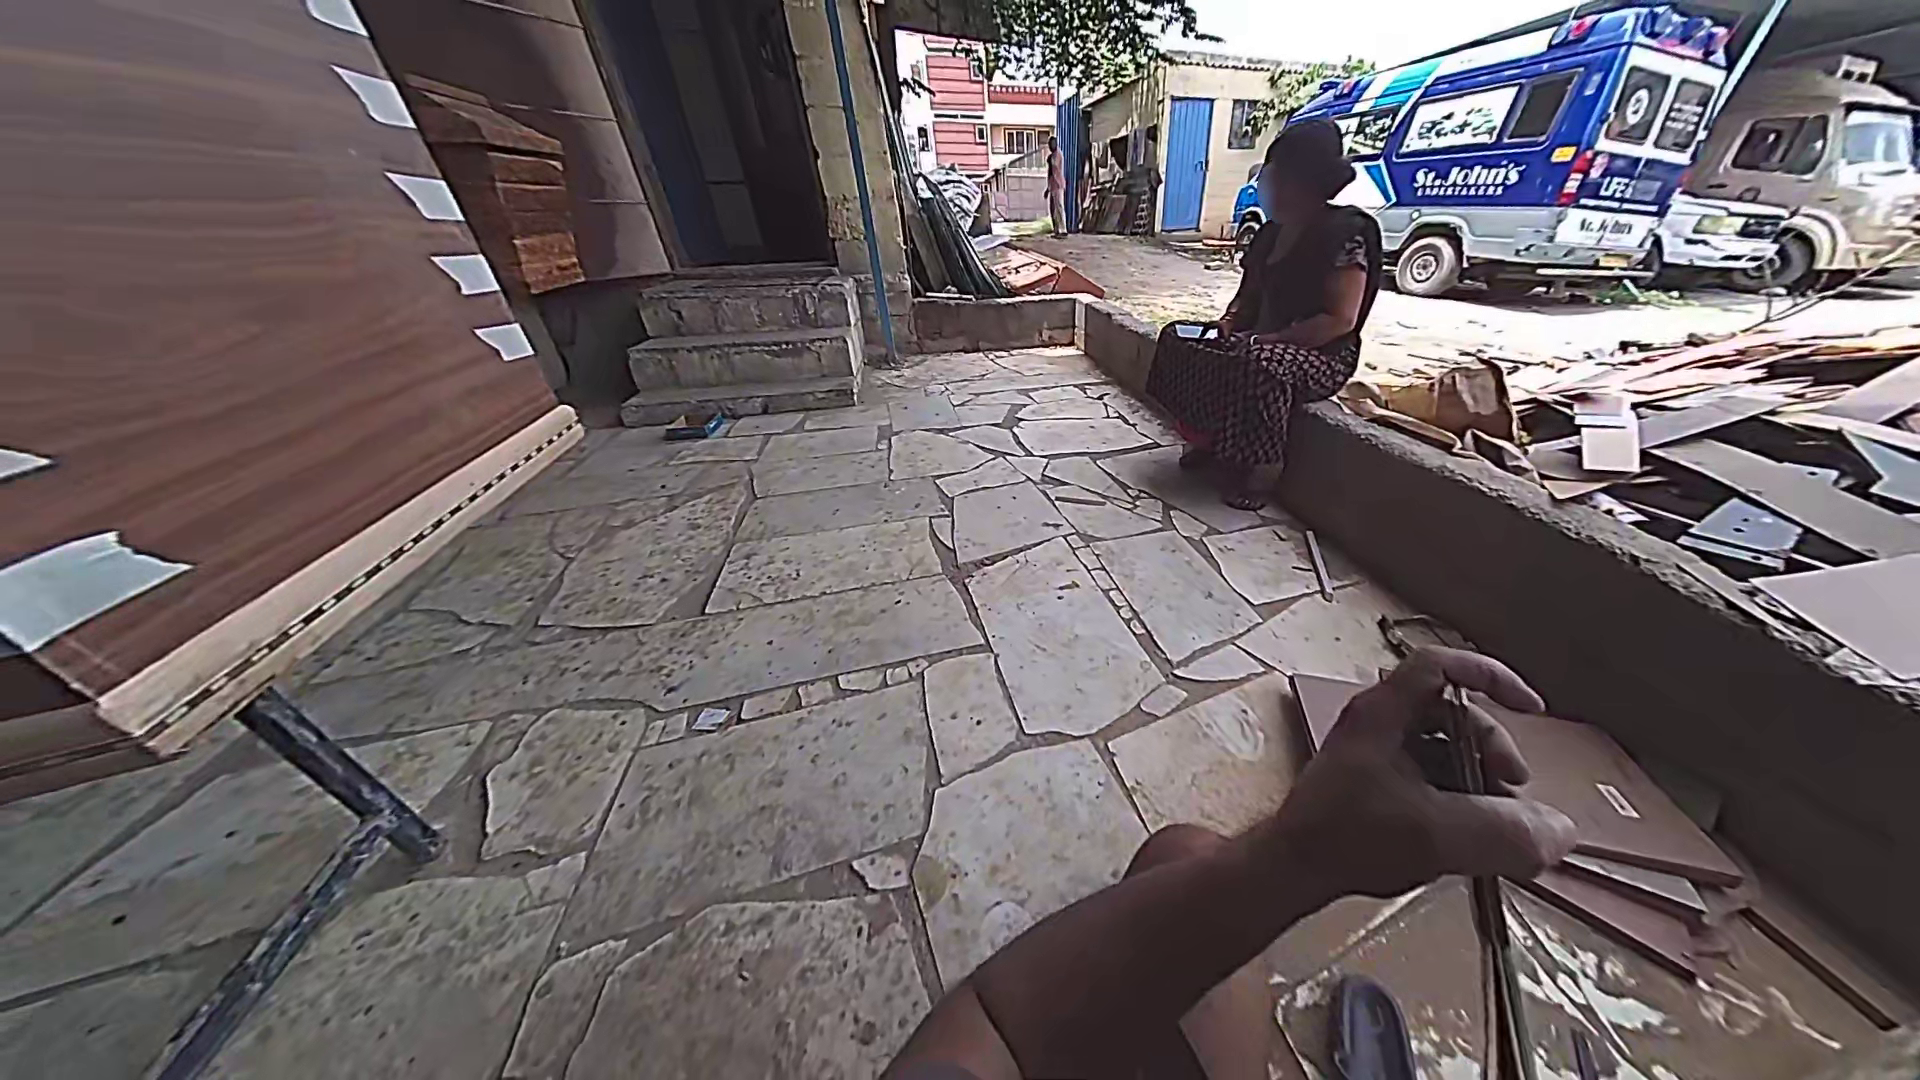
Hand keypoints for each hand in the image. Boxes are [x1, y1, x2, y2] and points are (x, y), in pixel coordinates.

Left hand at [1269, 648, 1577, 901]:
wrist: (1297, 860)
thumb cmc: (1354, 835)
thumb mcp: (1439, 834)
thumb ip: (1508, 831)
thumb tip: (1559, 828)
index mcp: (1382, 713)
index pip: (1437, 664)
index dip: (1489, 675)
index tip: (1533, 708)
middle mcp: (1376, 722)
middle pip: (1451, 711)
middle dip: (1493, 747)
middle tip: (1512, 791)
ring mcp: (1374, 749)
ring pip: (1444, 746)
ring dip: (1479, 778)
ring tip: (1493, 822)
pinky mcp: (1375, 778)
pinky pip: (1429, 772)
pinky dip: (1457, 795)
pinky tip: (1468, 833)